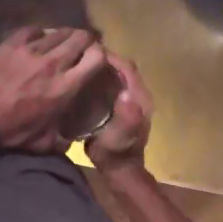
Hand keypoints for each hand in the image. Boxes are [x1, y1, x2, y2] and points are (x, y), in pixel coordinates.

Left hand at [0, 27, 107, 153]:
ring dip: (65, 35)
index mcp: (66, 87)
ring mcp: (31, 50)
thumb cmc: (12, 132)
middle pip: (81, 37)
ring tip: (63, 42)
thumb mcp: (44, 143)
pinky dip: (40, 33)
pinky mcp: (12, 44)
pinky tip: (39, 39)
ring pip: (58, 31)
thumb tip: (73, 142)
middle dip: (86, 40)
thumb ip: (64, 141)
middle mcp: (54, 63)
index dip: (101, 55)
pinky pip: (33, 29)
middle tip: (83, 47)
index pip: (96, 57)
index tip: (97, 59)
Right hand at [85, 51, 152, 175]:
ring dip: (105, 68)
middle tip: (83, 56)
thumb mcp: (119, 136)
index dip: (111, 57)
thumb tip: (125, 95)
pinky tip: (88, 81)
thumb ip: (126, 117)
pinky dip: (104, 79)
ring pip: (120, 75)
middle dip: (106, 60)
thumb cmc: (116, 153)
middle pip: (124, 68)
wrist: (120, 170)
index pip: (127, 67)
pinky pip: (115, 84)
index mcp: (140, 98)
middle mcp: (139, 95)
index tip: (89, 51)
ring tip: (83, 65)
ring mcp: (133, 101)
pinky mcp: (125, 106)